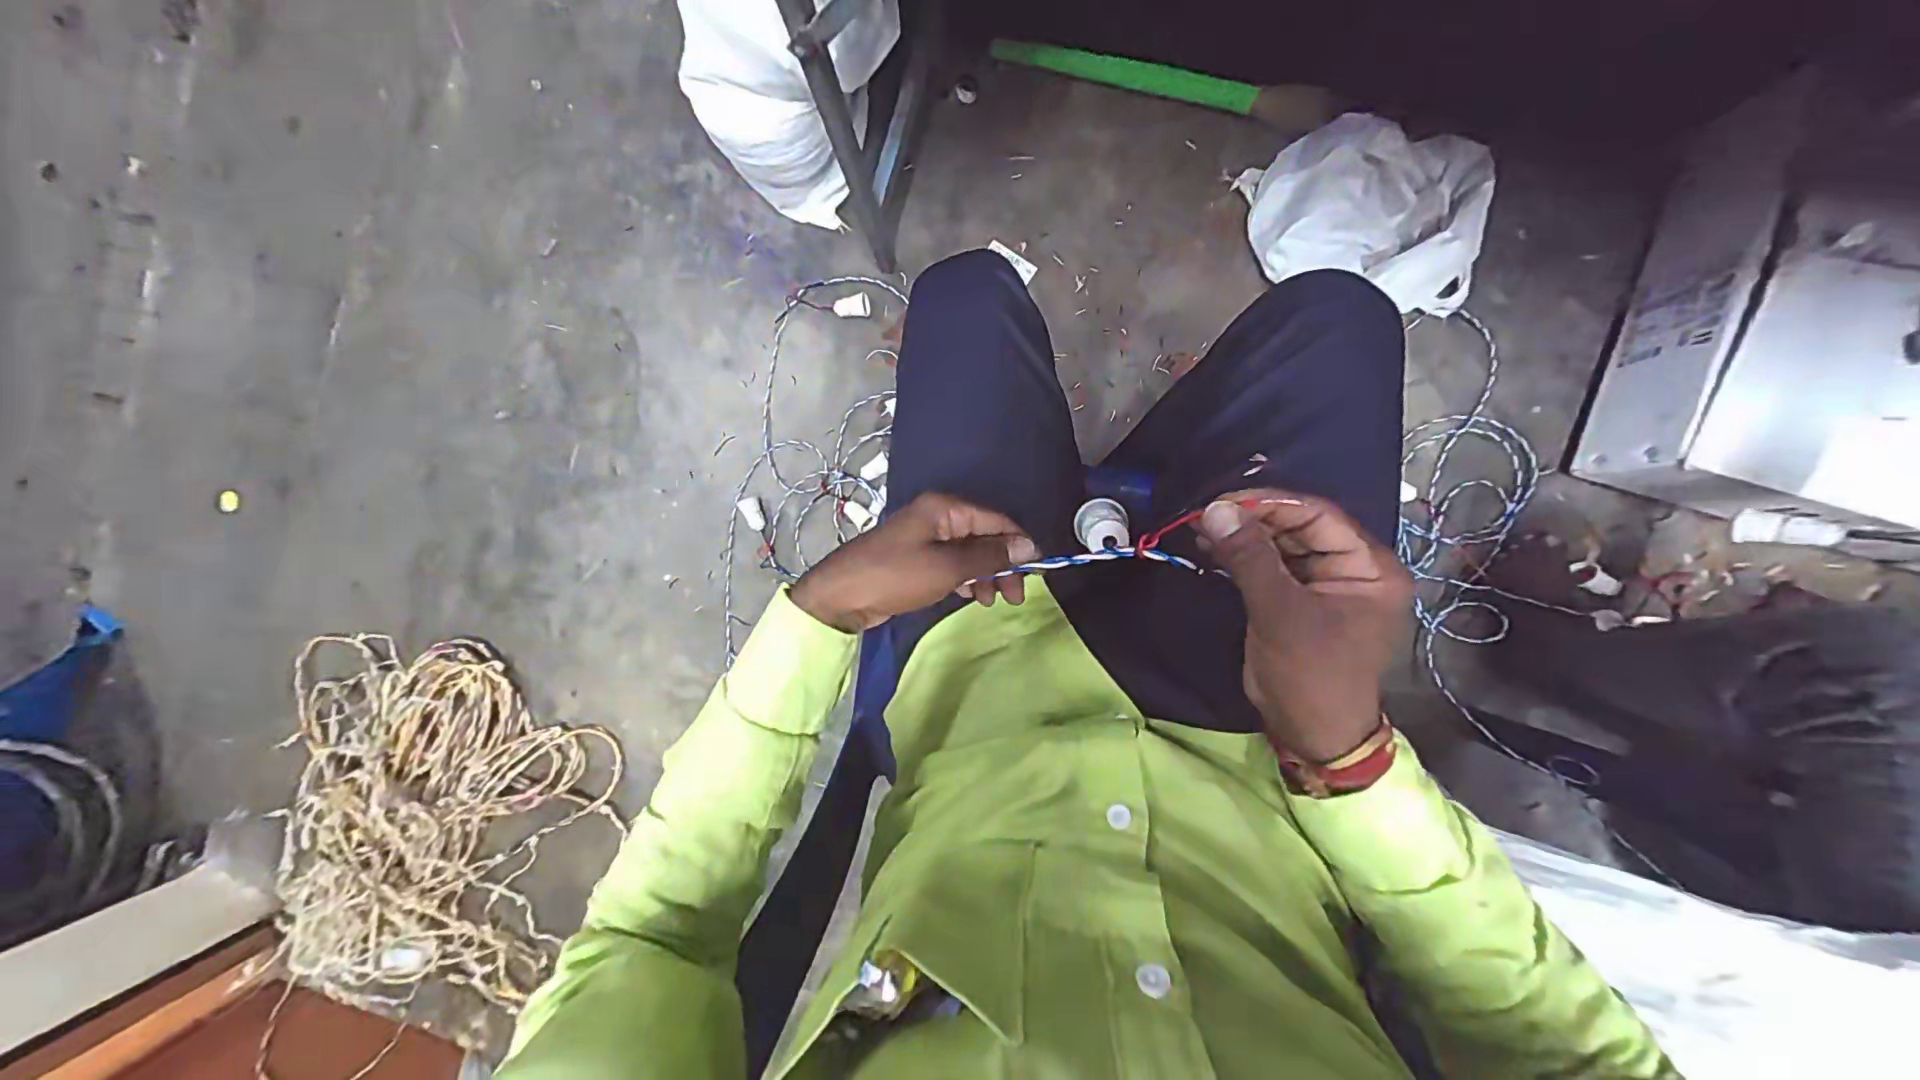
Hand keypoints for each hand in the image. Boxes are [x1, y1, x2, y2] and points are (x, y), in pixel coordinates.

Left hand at [789, 493, 1038, 632]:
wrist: (841, 597)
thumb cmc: (895, 576)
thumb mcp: (948, 567)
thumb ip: (990, 556)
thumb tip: (1029, 546)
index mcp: (945, 508)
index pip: (997, 520)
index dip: (1019, 545)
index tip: (1035, 575)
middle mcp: (938, 517)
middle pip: (985, 537)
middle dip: (1003, 565)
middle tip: (1013, 597)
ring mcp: (927, 538)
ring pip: (970, 553)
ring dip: (985, 575)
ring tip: (988, 601)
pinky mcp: (918, 559)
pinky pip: (953, 564)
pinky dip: (966, 579)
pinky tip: (969, 596)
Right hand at [1196, 488, 1412, 761]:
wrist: (1311, 733)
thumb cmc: (1310, 674)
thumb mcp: (1280, 612)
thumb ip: (1249, 558)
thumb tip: (1214, 510)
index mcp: (1369, 566)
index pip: (1318, 515)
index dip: (1270, 504)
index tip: (1222, 503)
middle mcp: (1351, 568)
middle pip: (1298, 526)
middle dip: (1252, 520)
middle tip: (1205, 516)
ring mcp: (1322, 584)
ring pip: (1280, 544)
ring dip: (1242, 537)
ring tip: (1201, 530)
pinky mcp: (1296, 599)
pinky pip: (1269, 566)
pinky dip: (1240, 557)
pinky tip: (1211, 549)